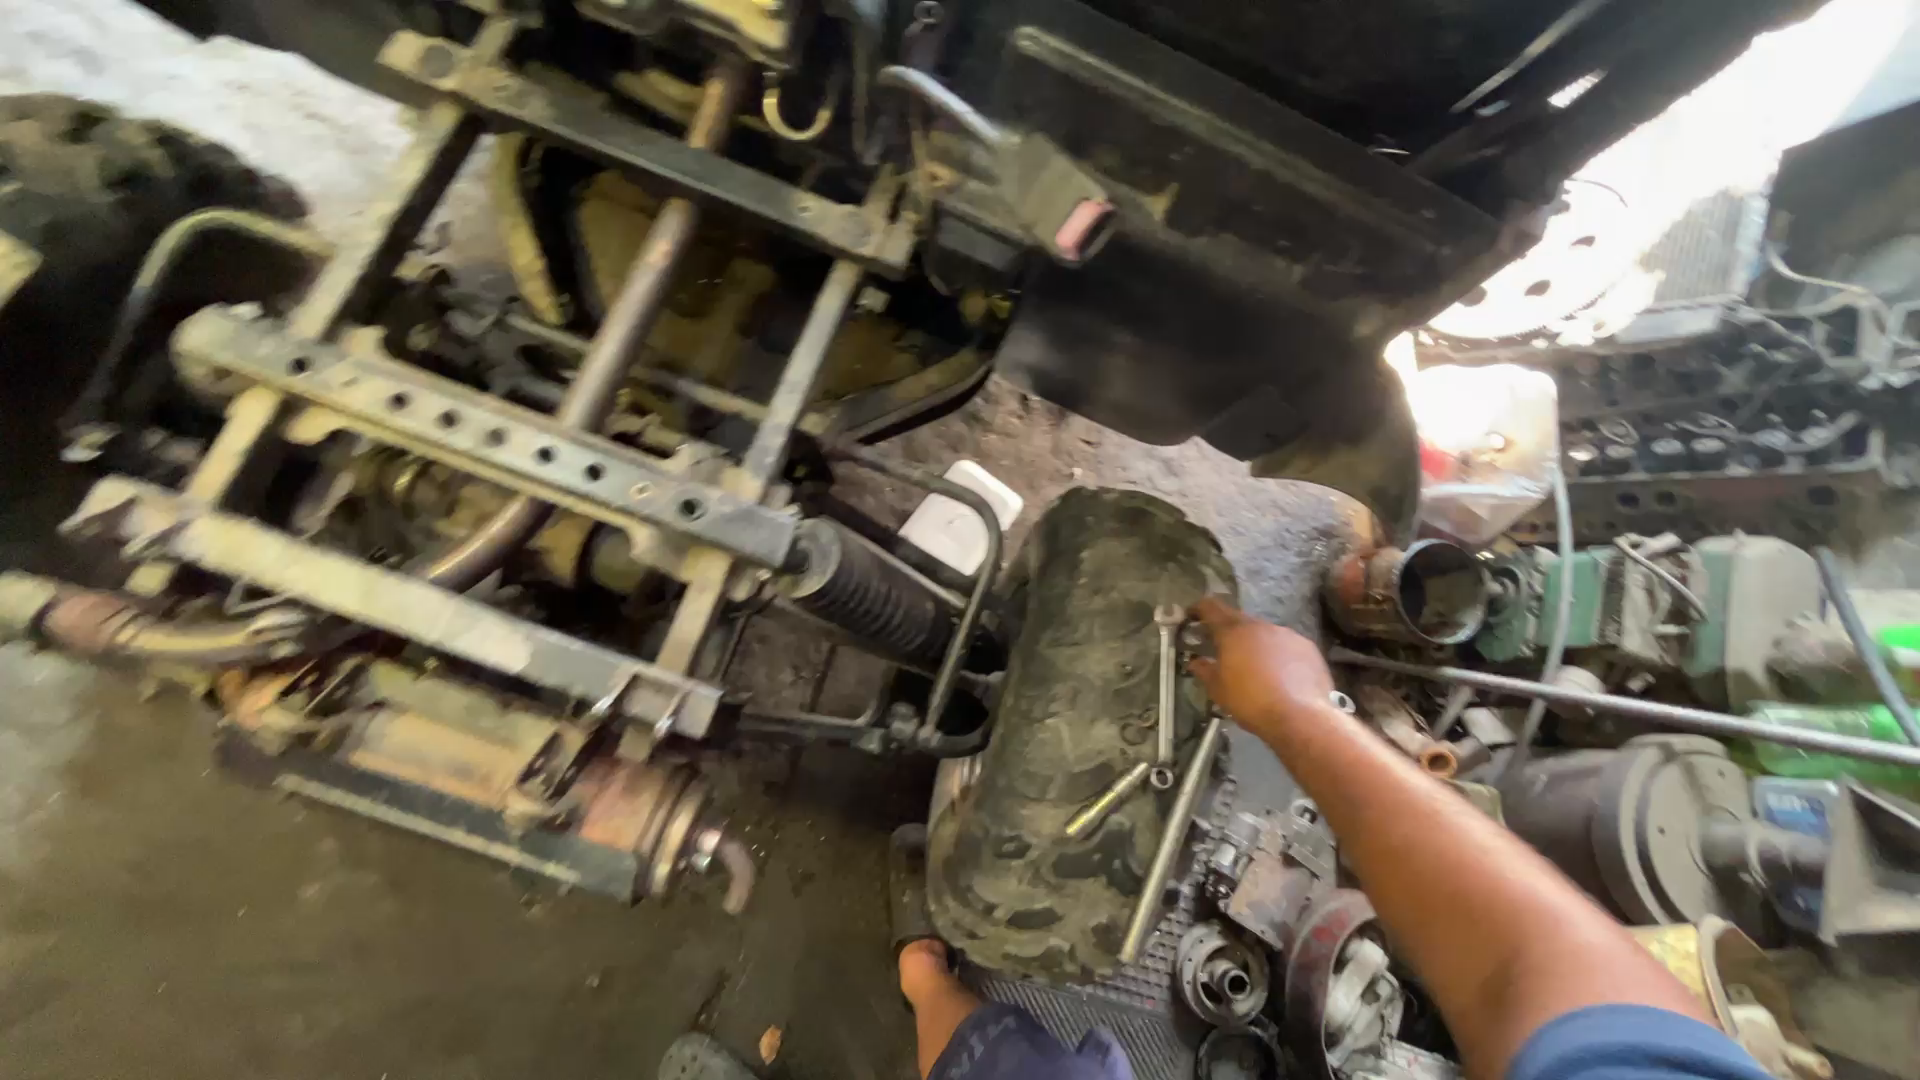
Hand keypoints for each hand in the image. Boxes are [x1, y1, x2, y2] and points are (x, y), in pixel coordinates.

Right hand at [1187, 597, 1335, 741]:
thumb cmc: (1250, 702)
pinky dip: (1278, 653)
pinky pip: (1285, 645)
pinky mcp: (1307, 647)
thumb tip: (1196, 661)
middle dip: (1228, 631)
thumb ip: (1204, 670)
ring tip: (1255, 666)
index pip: (1211, 608)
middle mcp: (1260, 626)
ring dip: (1255, 643)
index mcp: (1233, 632)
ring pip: (1264, 633)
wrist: (1300, 718)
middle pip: (1239, 620)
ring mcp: (1287, 634)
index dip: (1199, 609)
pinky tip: (1280, 673)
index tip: (1192, 615)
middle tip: (1222, 648)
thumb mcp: (1218, 690)